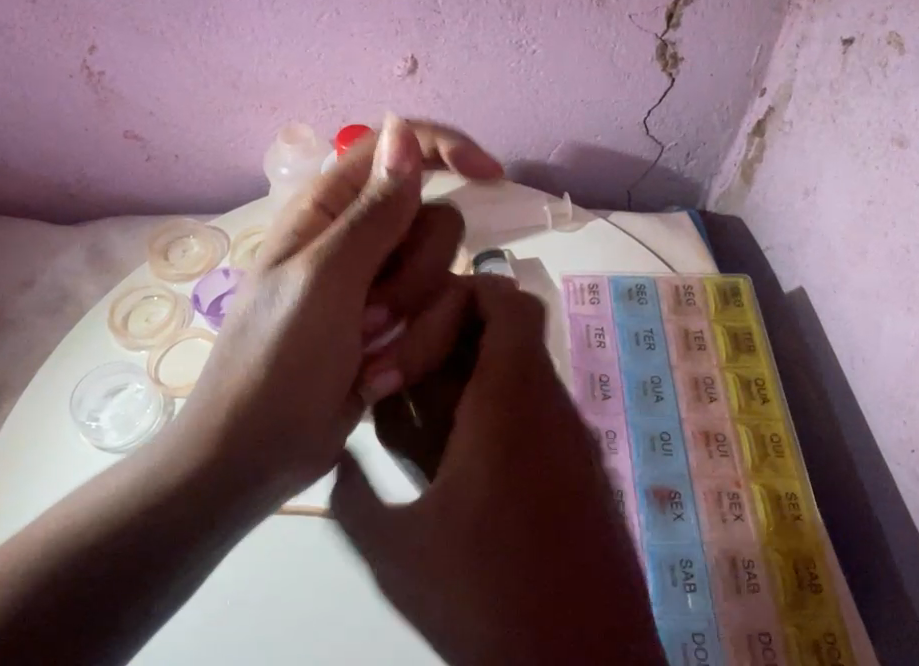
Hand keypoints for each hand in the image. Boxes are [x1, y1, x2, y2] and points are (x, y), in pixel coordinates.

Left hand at [150, 116, 501, 504]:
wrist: (256, 456)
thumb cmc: (275, 361)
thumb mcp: (325, 279)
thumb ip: (375, 209)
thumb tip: (403, 127)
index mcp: (329, 207)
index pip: (398, 146)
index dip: (447, 149)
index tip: (490, 176)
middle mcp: (360, 236)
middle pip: (436, 218)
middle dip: (418, 273)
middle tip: (370, 316)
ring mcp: (380, 283)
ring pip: (445, 272)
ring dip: (415, 322)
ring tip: (368, 357)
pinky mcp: (397, 326)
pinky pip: (440, 317)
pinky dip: (415, 349)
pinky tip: (376, 378)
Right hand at [330, 275, 665, 665]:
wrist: (583, 662)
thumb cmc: (486, 599)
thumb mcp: (396, 552)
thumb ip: (352, 495)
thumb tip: (334, 455)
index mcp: (511, 401)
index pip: (508, 301)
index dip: (465, 290)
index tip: (414, 317)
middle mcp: (548, 407)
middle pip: (509, 336)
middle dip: (451, 342)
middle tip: (399, 369)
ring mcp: (569, 441)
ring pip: (518, 379)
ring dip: (467, 385)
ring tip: (412, 418)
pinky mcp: (578, 474)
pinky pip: (532, 419)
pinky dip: (492, 420)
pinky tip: (449, 465)